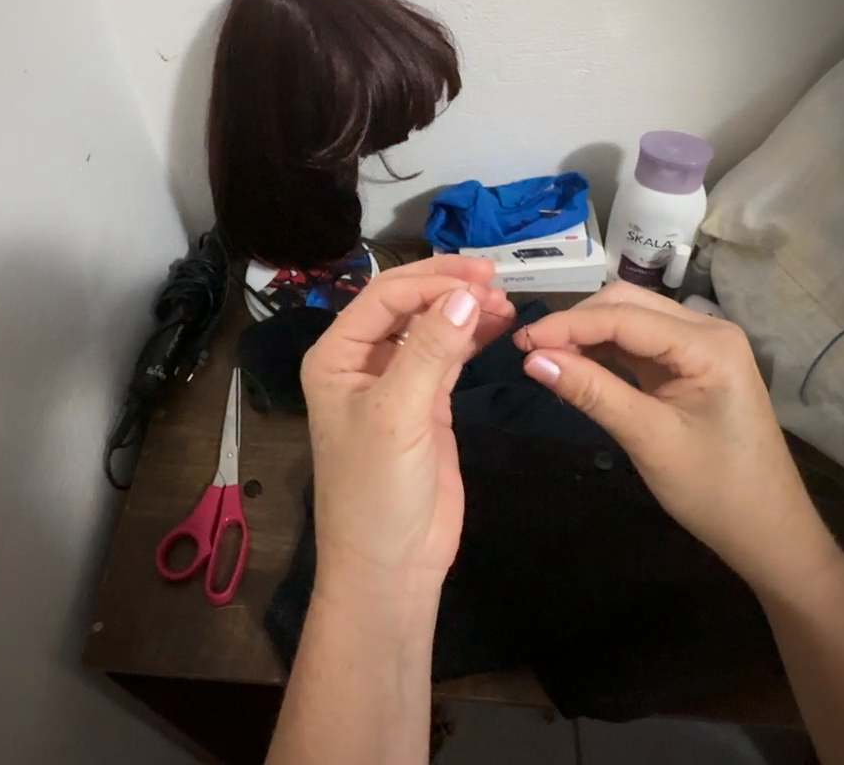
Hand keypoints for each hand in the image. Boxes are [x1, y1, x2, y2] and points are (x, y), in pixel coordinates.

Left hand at [299, 256, 514, 607]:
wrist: (391, 566)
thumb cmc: (377, 489)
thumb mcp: (399, 415)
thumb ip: (430, 351)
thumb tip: (466, 294)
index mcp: (336, 356)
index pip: (383, 299)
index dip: (430, 281)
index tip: (480, 277)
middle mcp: (361, 361)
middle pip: (406, 305)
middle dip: (447, 287)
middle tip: (496, 278)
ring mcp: (395, 382)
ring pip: (430, 328)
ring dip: (464, 310)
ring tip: (506, 302)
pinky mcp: (426, 404)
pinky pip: (448, 357)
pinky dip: (472, 339)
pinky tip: (499, 325)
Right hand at [515, 282, 838, 594]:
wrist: (769, 534)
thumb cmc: (716, 490)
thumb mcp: (648, 439)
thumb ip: (591, 392)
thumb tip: (532, 360)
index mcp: (708, 344)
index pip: (622, 317)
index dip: (567, 325)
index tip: (519, 343)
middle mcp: (706, 331)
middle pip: (626, 305)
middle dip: (575, 322)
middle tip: (530, 351)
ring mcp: (698, 348)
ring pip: (628, 320)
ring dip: (586, 334)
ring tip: (544, 357)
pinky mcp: (687, 366)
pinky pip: (636, 345)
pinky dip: (602, 351)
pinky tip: (575, 366)